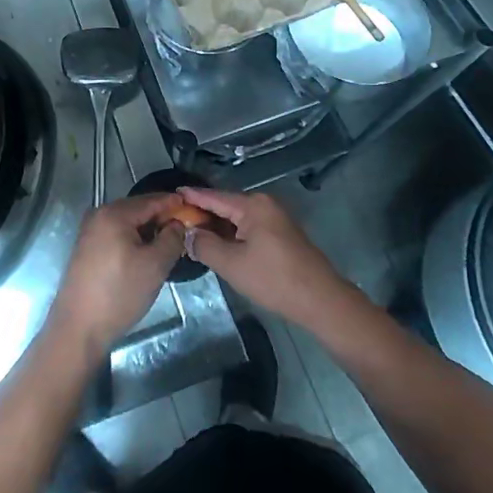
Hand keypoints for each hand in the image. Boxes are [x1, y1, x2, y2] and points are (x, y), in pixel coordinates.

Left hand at [48, 195, 185, 353]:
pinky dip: (134, 239)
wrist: (79, 327)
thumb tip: (177, 224)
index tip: (194, 207)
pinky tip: (147, 252)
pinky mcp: (87, 249)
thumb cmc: (120, 293)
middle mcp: (98, 216)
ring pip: (127, 223)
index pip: (151, 200)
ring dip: (148, 230)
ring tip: (170, 241)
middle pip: (138, 209)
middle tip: (186, 226)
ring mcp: (90, 232)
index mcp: (114, 213)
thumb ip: (172, 238)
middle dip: (161, 217)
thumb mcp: (155, 265)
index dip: (174, 203)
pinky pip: (117, 235)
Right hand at [179, 187, 354, 324]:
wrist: (320, 299)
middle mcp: (265, 204)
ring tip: (191, 232)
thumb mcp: (231, 264)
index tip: (172, 193)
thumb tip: (188, 234)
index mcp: (253, 205)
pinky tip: (218, 244)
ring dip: (217, 226)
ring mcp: (275, 218)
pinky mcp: (281, 234)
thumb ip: (204, 245)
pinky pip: (248, 227)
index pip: (214, 196)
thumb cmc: (273, 279)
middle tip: (176, 219)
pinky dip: (231, 233)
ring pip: (237, 218)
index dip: (192, 196)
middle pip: (226, 205)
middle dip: (202, 212)